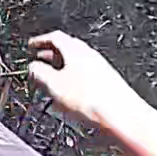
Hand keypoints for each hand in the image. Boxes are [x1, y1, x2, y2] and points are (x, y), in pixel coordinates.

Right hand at [27, 31, 154, 133]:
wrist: (125, 118)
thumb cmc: (92, 100)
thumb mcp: (53, 85)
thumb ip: (38, 72)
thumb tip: (32, 67)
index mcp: (75, 49)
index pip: (54, 37)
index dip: (39, 41)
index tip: (31, 46)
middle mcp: (90, 55)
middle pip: (67, 48)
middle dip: (50, 55)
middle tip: (39, 61)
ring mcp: (101, 68)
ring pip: (77, 63)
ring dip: (62, 68)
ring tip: (53, 81)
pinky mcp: (109, 83)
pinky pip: (86, 75)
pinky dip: (74, 79)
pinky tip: (71, 95)